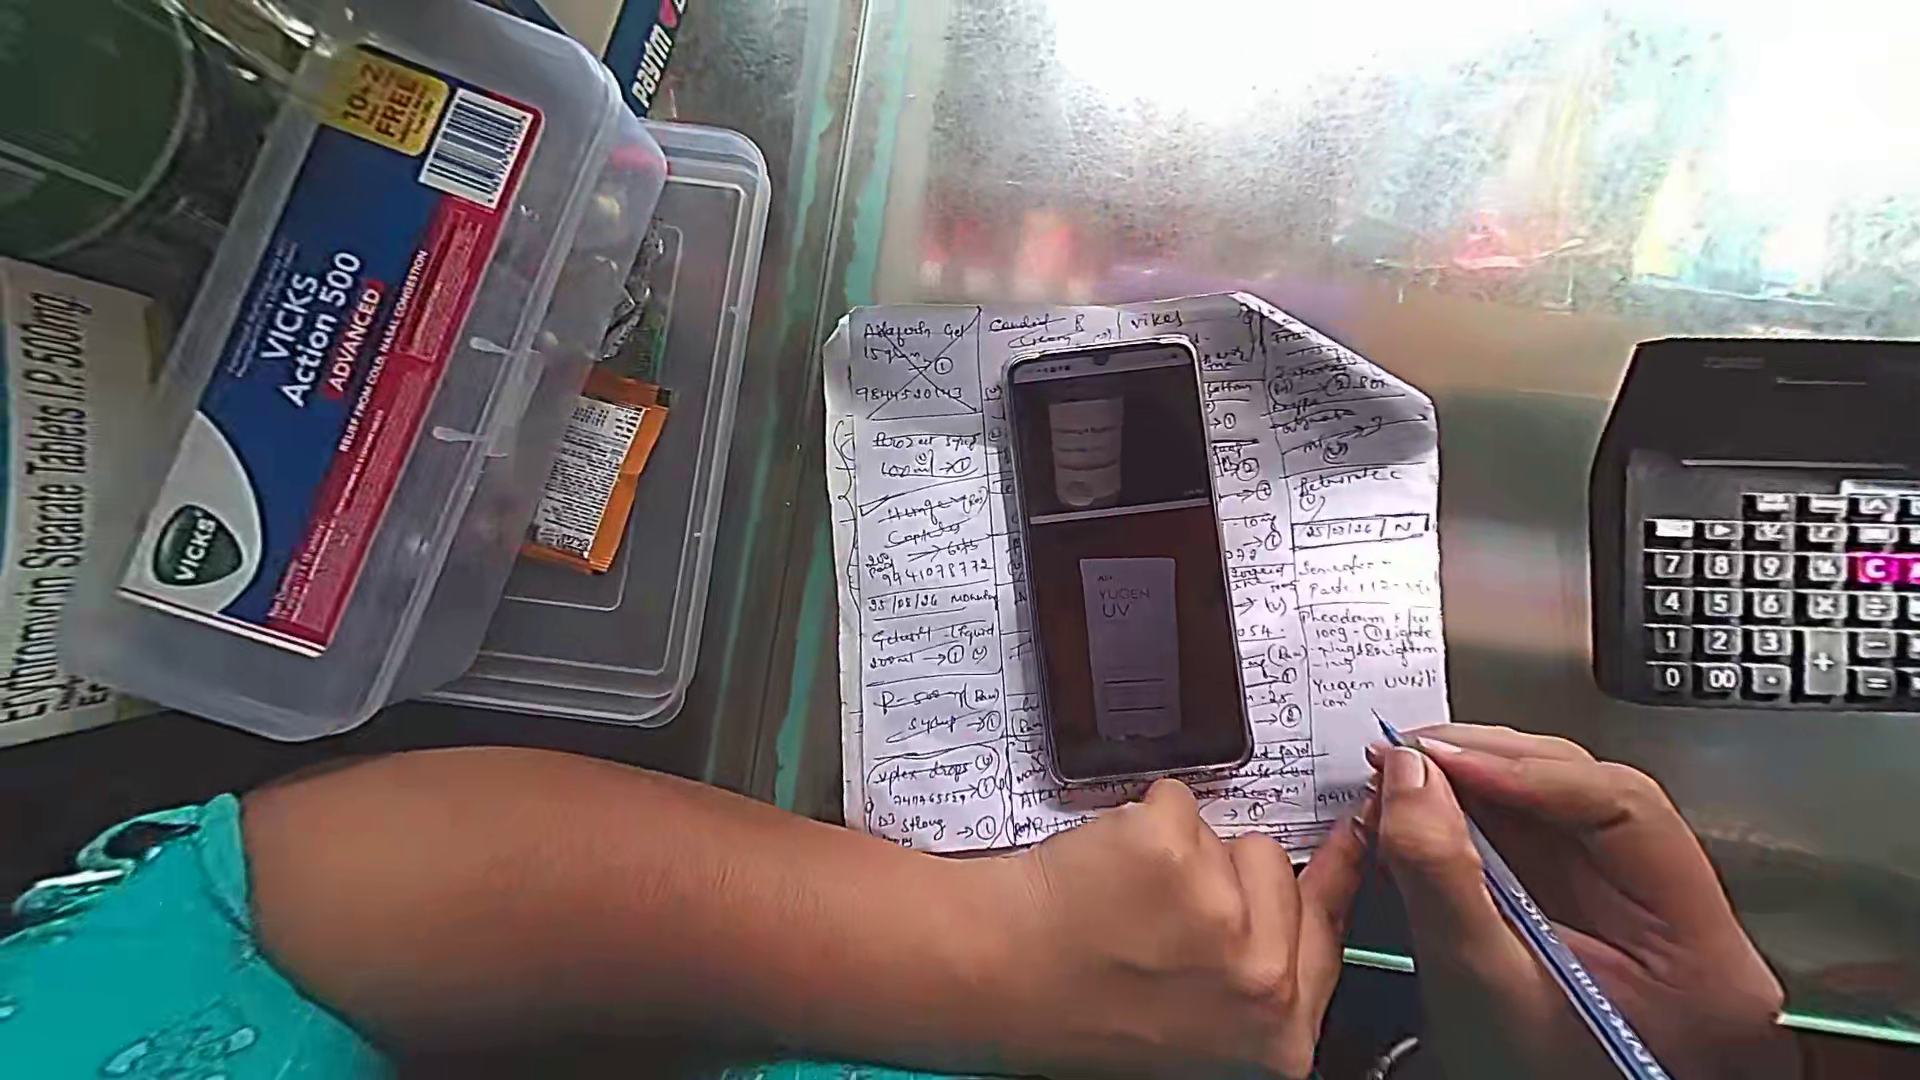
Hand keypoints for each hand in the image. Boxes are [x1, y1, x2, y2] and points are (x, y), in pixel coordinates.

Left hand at [995, 778, 1368, 1078]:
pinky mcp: (1168, 848)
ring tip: (1123, 893)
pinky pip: (1169, 798)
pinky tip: (1104, 866)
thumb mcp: (1196, 1011)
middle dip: (1217, 865)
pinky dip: (1134, 819)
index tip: (1355, 829)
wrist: (1003, 978)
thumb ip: (1249, 960)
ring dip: (1170, 845)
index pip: (1330, 925)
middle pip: (1268, 861)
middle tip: (1158, 901)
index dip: (1336, 871)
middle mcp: (1261, 975)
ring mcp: (1216, 906)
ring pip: (1215, 828)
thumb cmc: (1083, 998)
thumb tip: (1270, 890)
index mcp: (1276, 1027)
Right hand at [1367, 726, 1794, 1079]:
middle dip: (1480, 758)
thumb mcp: (1473, 976)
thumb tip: (1407, 772)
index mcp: (1694, 949)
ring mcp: (1608, 885)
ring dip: (1458, 768)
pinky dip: (1449, 791)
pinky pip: (1504, 808)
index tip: (1436, 757)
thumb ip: (1440, 873)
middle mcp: (1662, 903)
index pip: (1623, 809)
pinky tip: (1410, 796)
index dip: (1523, 770)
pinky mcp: (1555, 875)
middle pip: (1578, 786)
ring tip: (1396, 771)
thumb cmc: (1512, 1066)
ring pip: (1537, 788)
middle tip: (1403, 753)